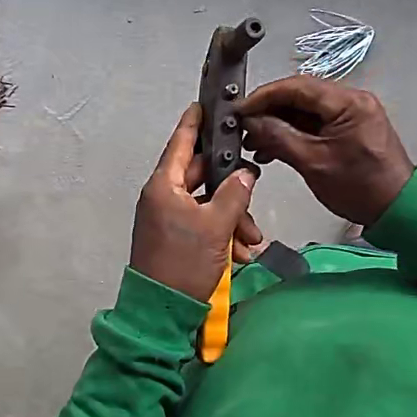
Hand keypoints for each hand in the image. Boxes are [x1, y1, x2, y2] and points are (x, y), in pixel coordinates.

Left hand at [130, 104, 262, 299]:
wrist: (163, 311)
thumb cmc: (183, 263)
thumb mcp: (215, 226)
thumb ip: (234, 195)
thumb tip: (245, 174)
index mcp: (164, 186)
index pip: (180, 143)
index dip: (194, 123)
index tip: (202, 104)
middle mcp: (164, 197)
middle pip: (201, 176)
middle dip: (231, 187)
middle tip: (253, 189)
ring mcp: (169, 218)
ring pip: (208, 204)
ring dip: (232, 218)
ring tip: (250, 239)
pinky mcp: (177, 238)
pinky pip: (204, 225)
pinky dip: (223, 235)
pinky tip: (241, 253)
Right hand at [239, 76, 414, 225]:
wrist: (396, 210)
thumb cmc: (358, 187)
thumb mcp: (313, 162)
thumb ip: (278, 137)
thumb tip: (250, 122)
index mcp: (348, 103)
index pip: (297, 86)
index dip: (263, 96)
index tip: (238, 111)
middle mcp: (350, 100)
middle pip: (299, 96)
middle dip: (267, 111)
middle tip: (242, 128)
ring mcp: (349, 114)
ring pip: (303, 110)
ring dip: (276, 124)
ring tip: (253, 143)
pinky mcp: (346, 129)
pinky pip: (312, 123)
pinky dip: (290, 133)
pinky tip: (271, 150)